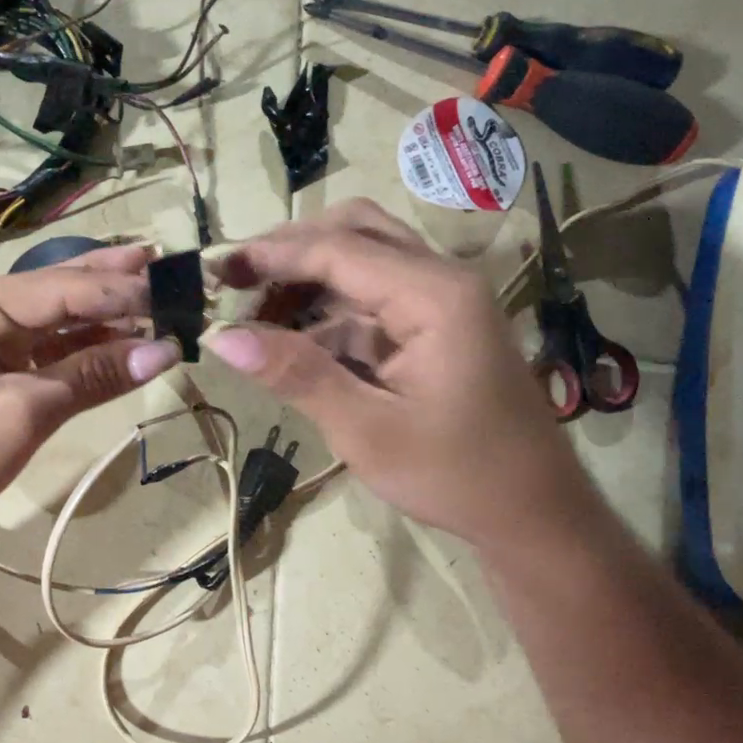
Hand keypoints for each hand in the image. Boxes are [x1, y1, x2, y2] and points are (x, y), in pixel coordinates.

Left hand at [0, 244, 179, 543]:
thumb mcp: (26, 412)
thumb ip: (93, 375)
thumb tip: (166, 350)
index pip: (59, 286)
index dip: (120, 291)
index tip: (179, 292)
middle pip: (60, 290)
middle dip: (116, 286)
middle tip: (178, 273)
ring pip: (59, 320)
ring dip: (107, 318)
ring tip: (165, 303)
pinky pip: (50, 351)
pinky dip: (87, 350)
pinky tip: (127, 342)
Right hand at [207, 199, 595, 548]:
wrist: (529, 509)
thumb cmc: (453, 473)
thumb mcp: (365, 430)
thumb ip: (297, 375)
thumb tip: (222, 337)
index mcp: (433, 295)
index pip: (338, 249)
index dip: (270, 254)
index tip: (213, 269)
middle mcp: (441, 281)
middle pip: (356, 232)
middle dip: (289, 250)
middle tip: (232, 281)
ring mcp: (440, 303)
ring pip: (362, 264)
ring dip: (304, 281)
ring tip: (249, 315)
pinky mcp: (433, 330)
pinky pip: (371, 302)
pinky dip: (325, 313)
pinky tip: (288, 343)